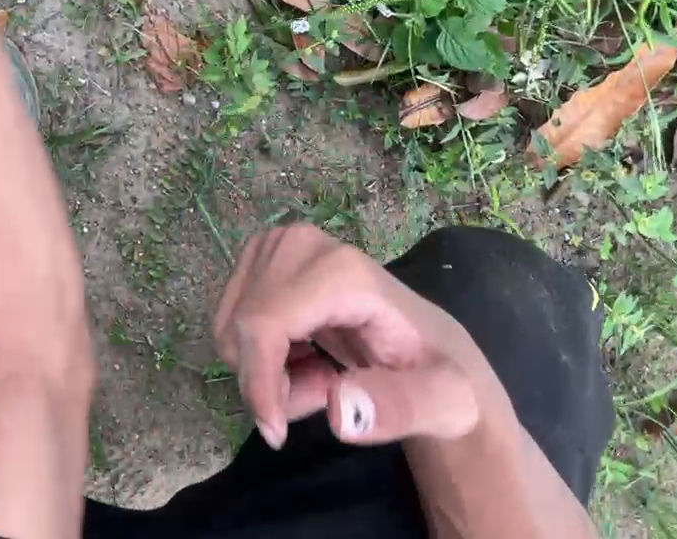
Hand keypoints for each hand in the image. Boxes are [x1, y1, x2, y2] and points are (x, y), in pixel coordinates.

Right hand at [214, 225, 480, 448]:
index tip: (275, 434)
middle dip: (271, 379)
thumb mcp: (445, 403)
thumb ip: (399, 408)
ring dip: (267, 368)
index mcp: (341, 271)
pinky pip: (233, 315)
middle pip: (242, 327)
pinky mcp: (262, 251)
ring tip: (319, 374)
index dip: (258, 382)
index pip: (264, 324)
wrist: (428, 346)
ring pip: (232, 325)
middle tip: (325, 394)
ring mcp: (276, 243)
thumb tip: (340, 411)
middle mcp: (300, 244)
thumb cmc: (438, 375)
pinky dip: (260, 350)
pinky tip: (303, 354)